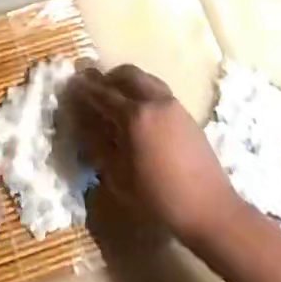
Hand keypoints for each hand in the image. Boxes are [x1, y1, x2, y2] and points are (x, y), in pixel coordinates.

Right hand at [66, 64, 242, 242]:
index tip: (72, 84)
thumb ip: (100, 146)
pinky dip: (144, 92)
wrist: (208, 207)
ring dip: (128, 82)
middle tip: (94, 88)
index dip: (85, 89)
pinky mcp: (186, 115)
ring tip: (115, 98)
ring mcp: (174, 106)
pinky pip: (159, 92)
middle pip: (128, 74)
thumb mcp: (119, 176)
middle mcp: (155, 102)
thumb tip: (86, 126)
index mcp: (135, 116)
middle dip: (108, 78)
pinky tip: (138, 113)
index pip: (103, 94)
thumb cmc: (158, 197)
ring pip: (146, 79)